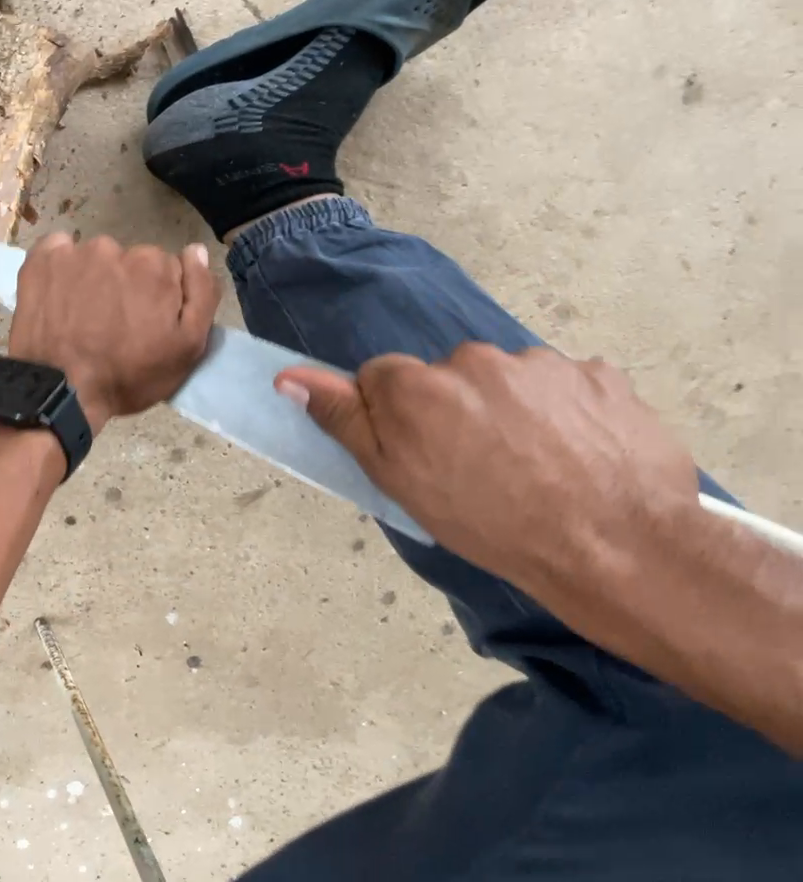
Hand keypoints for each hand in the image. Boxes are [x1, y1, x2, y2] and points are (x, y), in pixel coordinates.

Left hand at [7, 234, 218, 431]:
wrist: (60, 390)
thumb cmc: (128, 374)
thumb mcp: (187, 347)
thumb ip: (202, 293)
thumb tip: (196, 251)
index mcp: (154, 265)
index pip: (163, 269)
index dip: (155, 297)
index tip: (142, 322)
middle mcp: (113, 249)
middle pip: (126, 261)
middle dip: (123, 285)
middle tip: (110, 324)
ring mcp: (72, 254)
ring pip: (92, 259)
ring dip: (91, 278)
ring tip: (80, 316)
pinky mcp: (39, 261)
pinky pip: (55, 250)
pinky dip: (59, 266)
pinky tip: (57, 294)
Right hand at [275, 344, 702, 583]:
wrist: (616, 546)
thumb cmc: (487, 520)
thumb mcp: (395, 479)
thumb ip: (342, 419)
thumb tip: (288, 377)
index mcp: (414, 384)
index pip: (381, 378)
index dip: (395, 415)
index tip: (419, 451)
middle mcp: (472, 358)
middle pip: (444, 375)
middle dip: (452, 407)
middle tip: (476, 462)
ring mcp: (542, 364)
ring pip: (505, 378)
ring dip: (509, 407)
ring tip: (533, 461)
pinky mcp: (601, 375)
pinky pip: (564, 383)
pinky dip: (564, 408)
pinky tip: (575, 450)